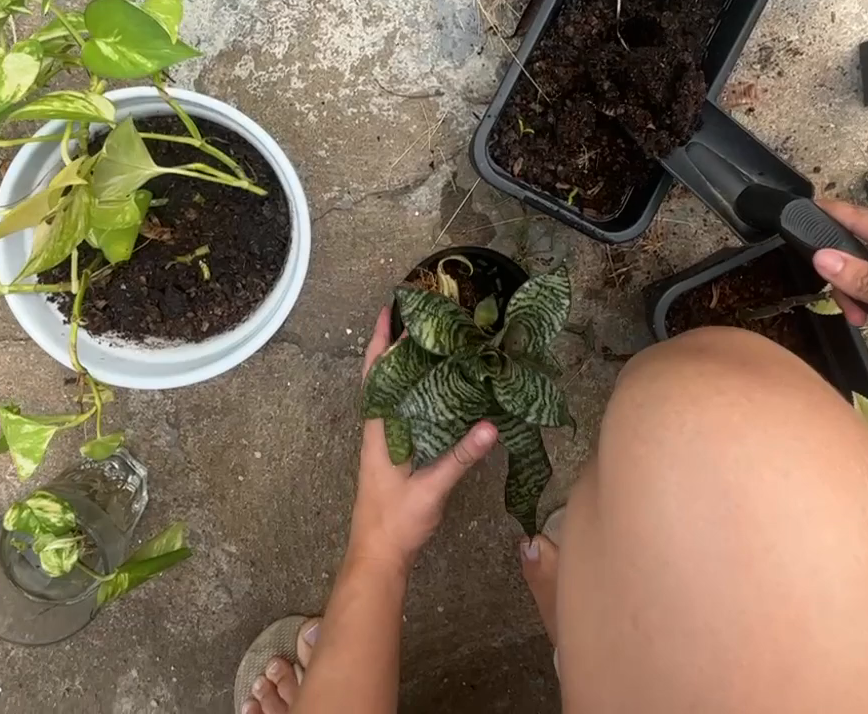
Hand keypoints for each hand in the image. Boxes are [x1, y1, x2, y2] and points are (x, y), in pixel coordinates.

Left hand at [345, 306, 497, 573]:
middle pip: (384, 376)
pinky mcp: (396, 452)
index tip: (392, 311)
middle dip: (397, 345)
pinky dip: (417, 391)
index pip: (377, 375)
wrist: (378, 556)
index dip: (381, 342)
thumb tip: (490, 426)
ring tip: (432, 342)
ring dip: (407, 366)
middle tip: (422, 318)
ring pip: (394, 392)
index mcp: (379, 430)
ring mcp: (386, 440)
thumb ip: (459, 458)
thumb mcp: (430, 489)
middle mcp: (379, 428)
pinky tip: (438, 388)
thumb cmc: (395, 523)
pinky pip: (405, 410)